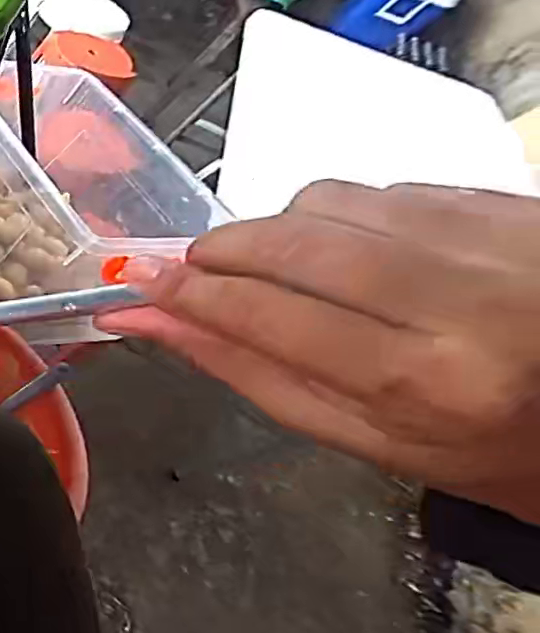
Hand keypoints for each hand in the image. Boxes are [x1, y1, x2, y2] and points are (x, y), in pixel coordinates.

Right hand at [98, 182, 539, 522]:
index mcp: (425, 382)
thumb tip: (135, 315)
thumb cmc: (471, 443)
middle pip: (291, 243)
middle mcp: (483, 306)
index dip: (184, 289)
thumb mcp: (343, 427)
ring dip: (283, 227)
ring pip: (333, 201)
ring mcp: (518, 247)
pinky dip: (349, 214)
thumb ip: (230, 362)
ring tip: (294, 263)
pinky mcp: (531, 211)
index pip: (260, 312)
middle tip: (199, 265)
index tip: (133, 275)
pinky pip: (394, 188)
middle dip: (221, 248)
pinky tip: (363, 251)